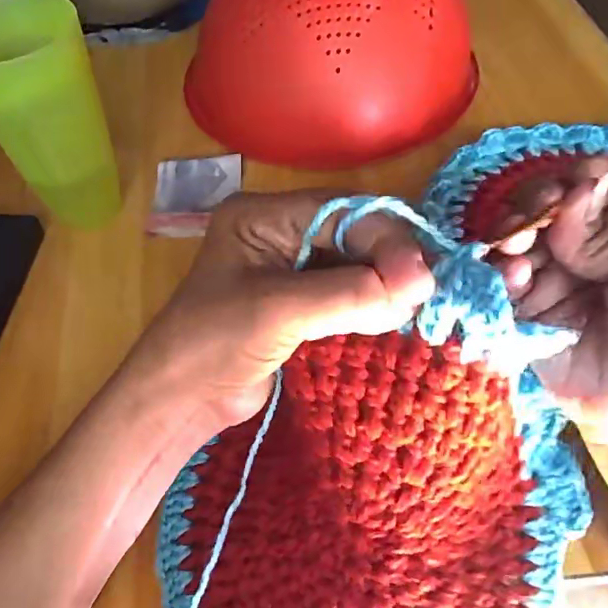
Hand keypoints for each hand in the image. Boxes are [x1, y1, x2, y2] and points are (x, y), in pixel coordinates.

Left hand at [120, 191, 434, 432]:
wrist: (180, 397)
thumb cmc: (213, 342)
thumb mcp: (279, 309)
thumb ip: (349, 293)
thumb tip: (423, 281)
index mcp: (261, 216)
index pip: (341, 210)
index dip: (386, 237)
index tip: (421, 276)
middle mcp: (275, 235)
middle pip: (352, 234)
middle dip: (389, 262)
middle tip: (427, 294)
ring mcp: (286, 272)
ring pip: (353, 267)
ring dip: (384, 287)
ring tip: (416, 309)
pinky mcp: (294, 308)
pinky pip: (344, 297)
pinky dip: (370, 307)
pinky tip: (394, 319)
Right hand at [488, 157, 607, 444]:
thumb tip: (570, 189)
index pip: (592, 189)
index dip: (574, 184)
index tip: (564, 191)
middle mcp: (587, 254)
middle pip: (543, 214)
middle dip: (531, 212)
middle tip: (527, 225)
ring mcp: (550, 286)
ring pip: (515, 247)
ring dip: (511, 244)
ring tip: (517, 260)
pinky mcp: (521, 317)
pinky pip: (498, 288)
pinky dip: (498, 278)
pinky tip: (512, 281)